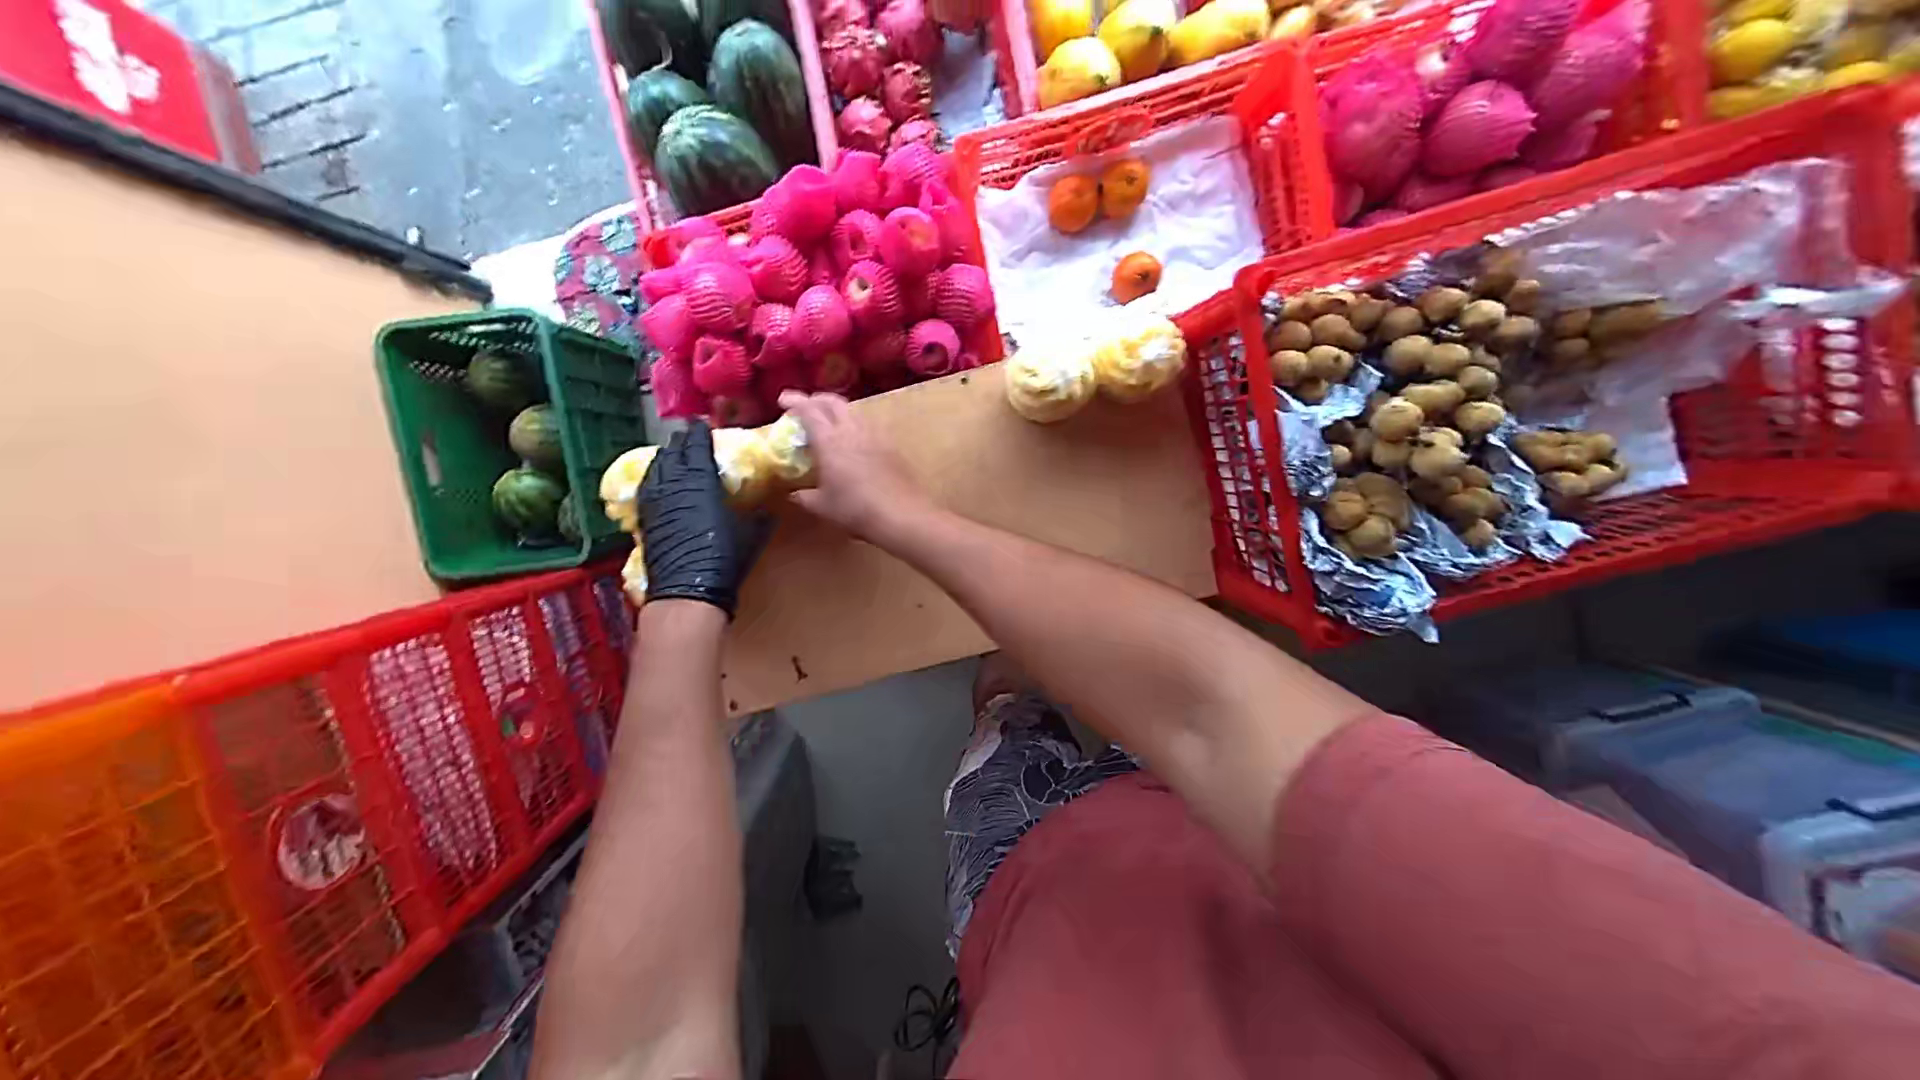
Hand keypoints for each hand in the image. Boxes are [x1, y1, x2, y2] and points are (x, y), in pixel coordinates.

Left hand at [636, 421, 766, 616]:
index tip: (703, 425)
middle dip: (681, 442)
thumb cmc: (724, 558)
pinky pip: (648, 486)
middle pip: (673, 453)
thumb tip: (771, 508)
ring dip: (665, 457)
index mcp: (700, 480)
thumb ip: (760, 516)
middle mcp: (674, 484)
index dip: (699, 433)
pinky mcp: (646, 517)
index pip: (696, 446)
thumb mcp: (751, 534)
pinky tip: (658, 479)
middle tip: (689, 437)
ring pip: (656, 468)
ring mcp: (656, 500)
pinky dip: (654, 476)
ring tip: (672, 453)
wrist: (688, 589)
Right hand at [779, 391, 932, 542]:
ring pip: (853, 412)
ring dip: (837, 411)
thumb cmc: (855, 509)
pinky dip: (854, 426)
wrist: (901, 514)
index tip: (782, 401)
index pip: (809, 410)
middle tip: (805, 407)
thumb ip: (805, 497)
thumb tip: (794, 495)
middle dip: (816, 399)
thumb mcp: (823, 506)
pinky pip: (867, 426)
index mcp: (829, 441)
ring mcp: (874, 436)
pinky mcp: (890, 446)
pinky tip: (853, 442)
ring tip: (829, 423)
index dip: (794, 402)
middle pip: (833, 402)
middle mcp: (851, 431)